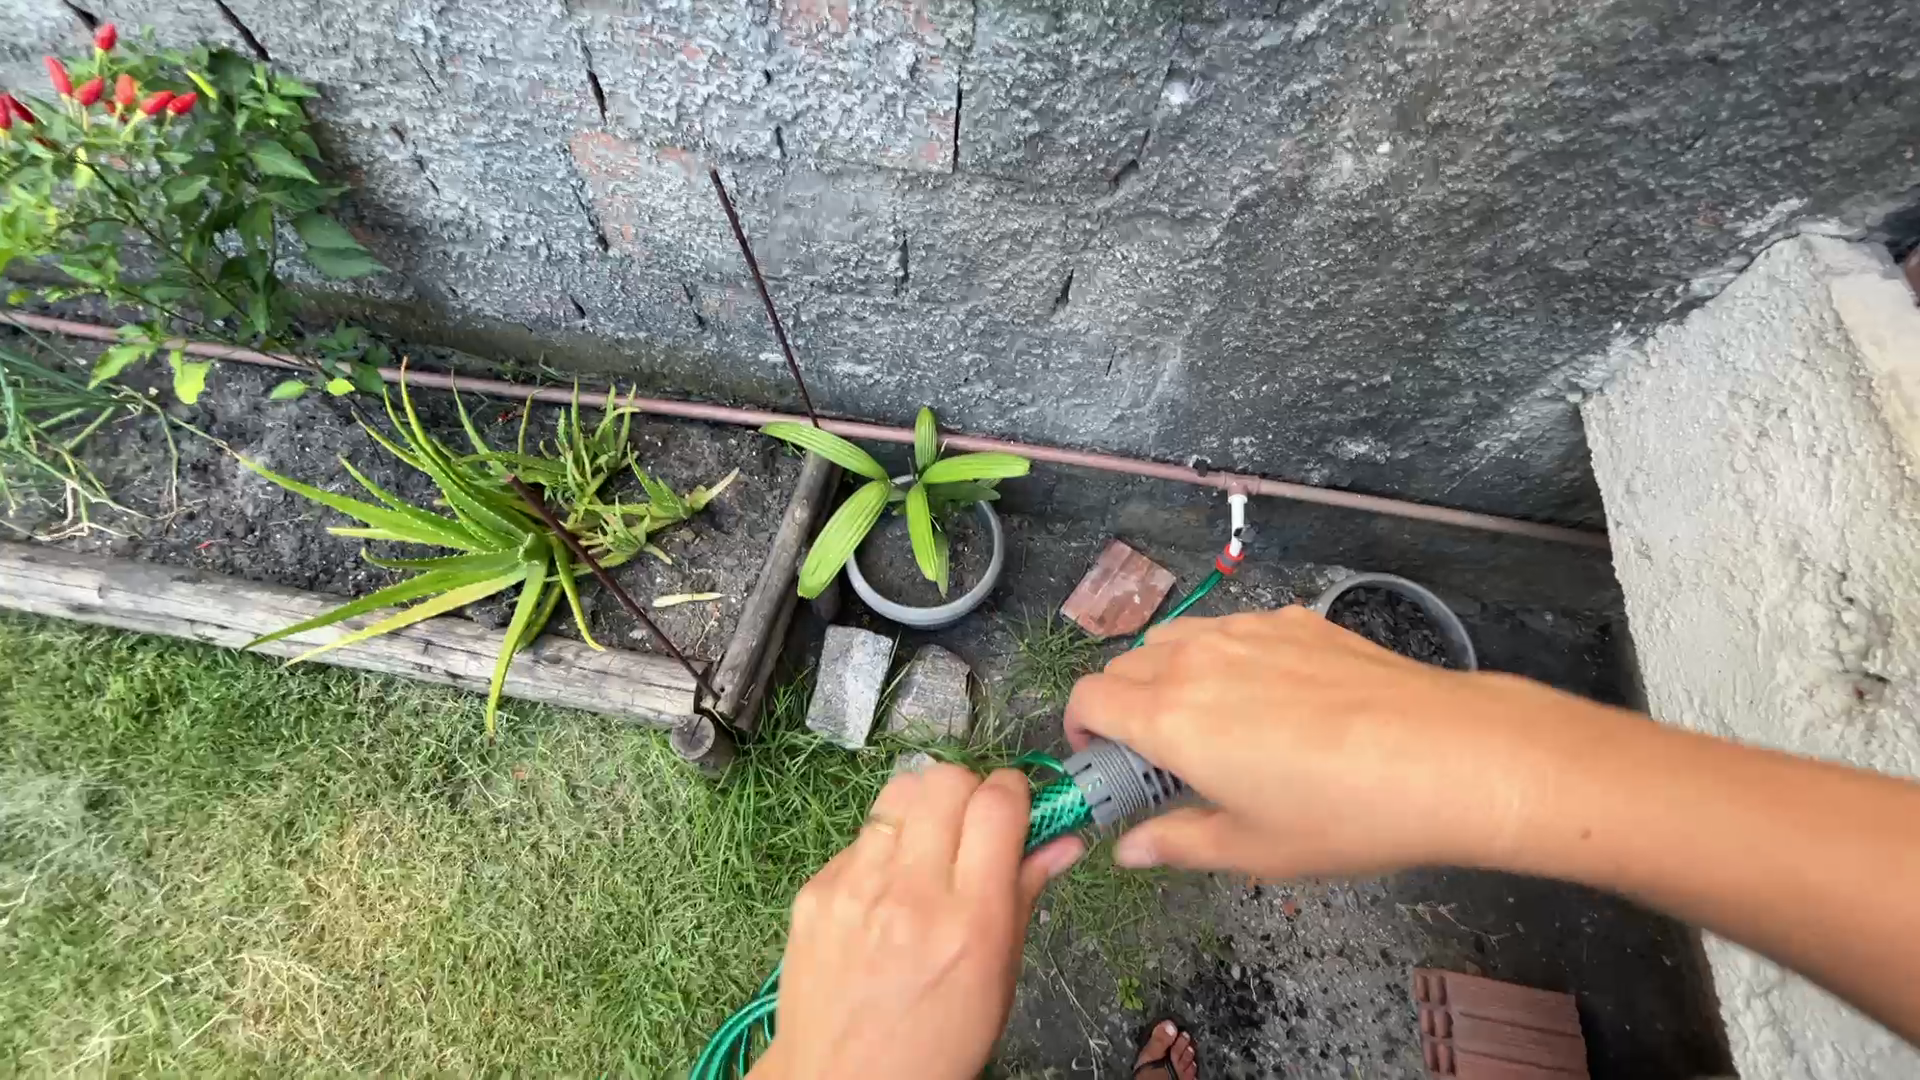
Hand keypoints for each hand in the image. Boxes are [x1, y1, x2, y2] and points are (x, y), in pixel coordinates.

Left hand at [750, 764, 1084, 1079]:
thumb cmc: (939, 1039)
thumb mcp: (1000, 977)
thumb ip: (1027, 892)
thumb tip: (1066, 837)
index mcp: (969, 920)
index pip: (997, 804)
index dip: (1014, 790)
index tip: (1016, 803)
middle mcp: (910, 891)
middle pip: (945, 780)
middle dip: (969, 789)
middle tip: (972, 823)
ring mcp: (854, 885)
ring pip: (900, 790)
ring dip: (926, 806)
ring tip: (928, 845)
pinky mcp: (815, 887)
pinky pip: (863, 833)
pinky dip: (884, 844)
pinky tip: (885, 885)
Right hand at [1064, 605, 1638, 879]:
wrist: (1447, 755)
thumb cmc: (1342, 814)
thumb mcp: (1253, 847)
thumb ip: (1176, 843)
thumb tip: (1127, 851)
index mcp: (1169, 717)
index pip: (1086, 698)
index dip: (1078, 726)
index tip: (1100, 755)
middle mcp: (1192, 661)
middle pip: (1121, 666)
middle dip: (1118, 703)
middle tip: (1155, 747)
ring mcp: (1240, 631)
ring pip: (1169, 638)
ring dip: (1161, 672)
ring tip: (1202, 711)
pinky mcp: (1286, 619)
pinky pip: (1226, 628)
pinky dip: (1217, 654)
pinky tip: (1267, 690)